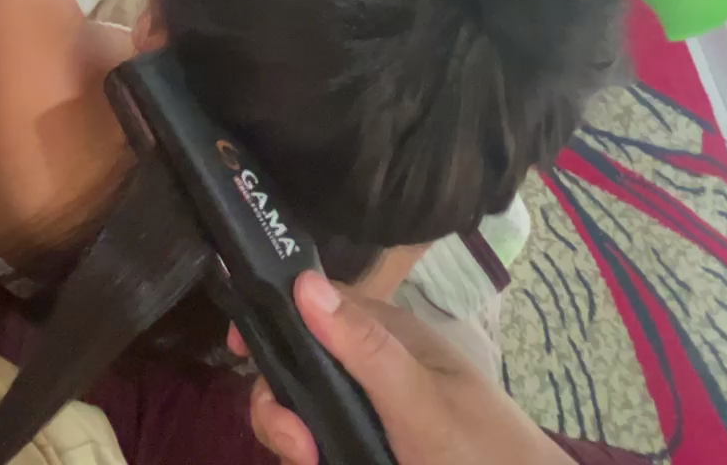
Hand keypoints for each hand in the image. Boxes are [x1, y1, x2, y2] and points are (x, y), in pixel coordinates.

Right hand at [237, 271, 569, 464]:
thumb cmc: (487, 459)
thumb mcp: (425, 406)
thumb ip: (365, 348)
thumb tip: (302, 280)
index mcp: (385, 336)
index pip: (309, 304)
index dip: (268, 319)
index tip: (238, 348)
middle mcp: (368, 368)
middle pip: (293, 362)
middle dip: (277, 399)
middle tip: (295, 443)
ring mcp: (364, 413)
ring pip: (297, 408)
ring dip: (288, 436)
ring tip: (308, 462)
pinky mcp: (361, 450)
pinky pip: (313, 445)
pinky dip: (303, 455)